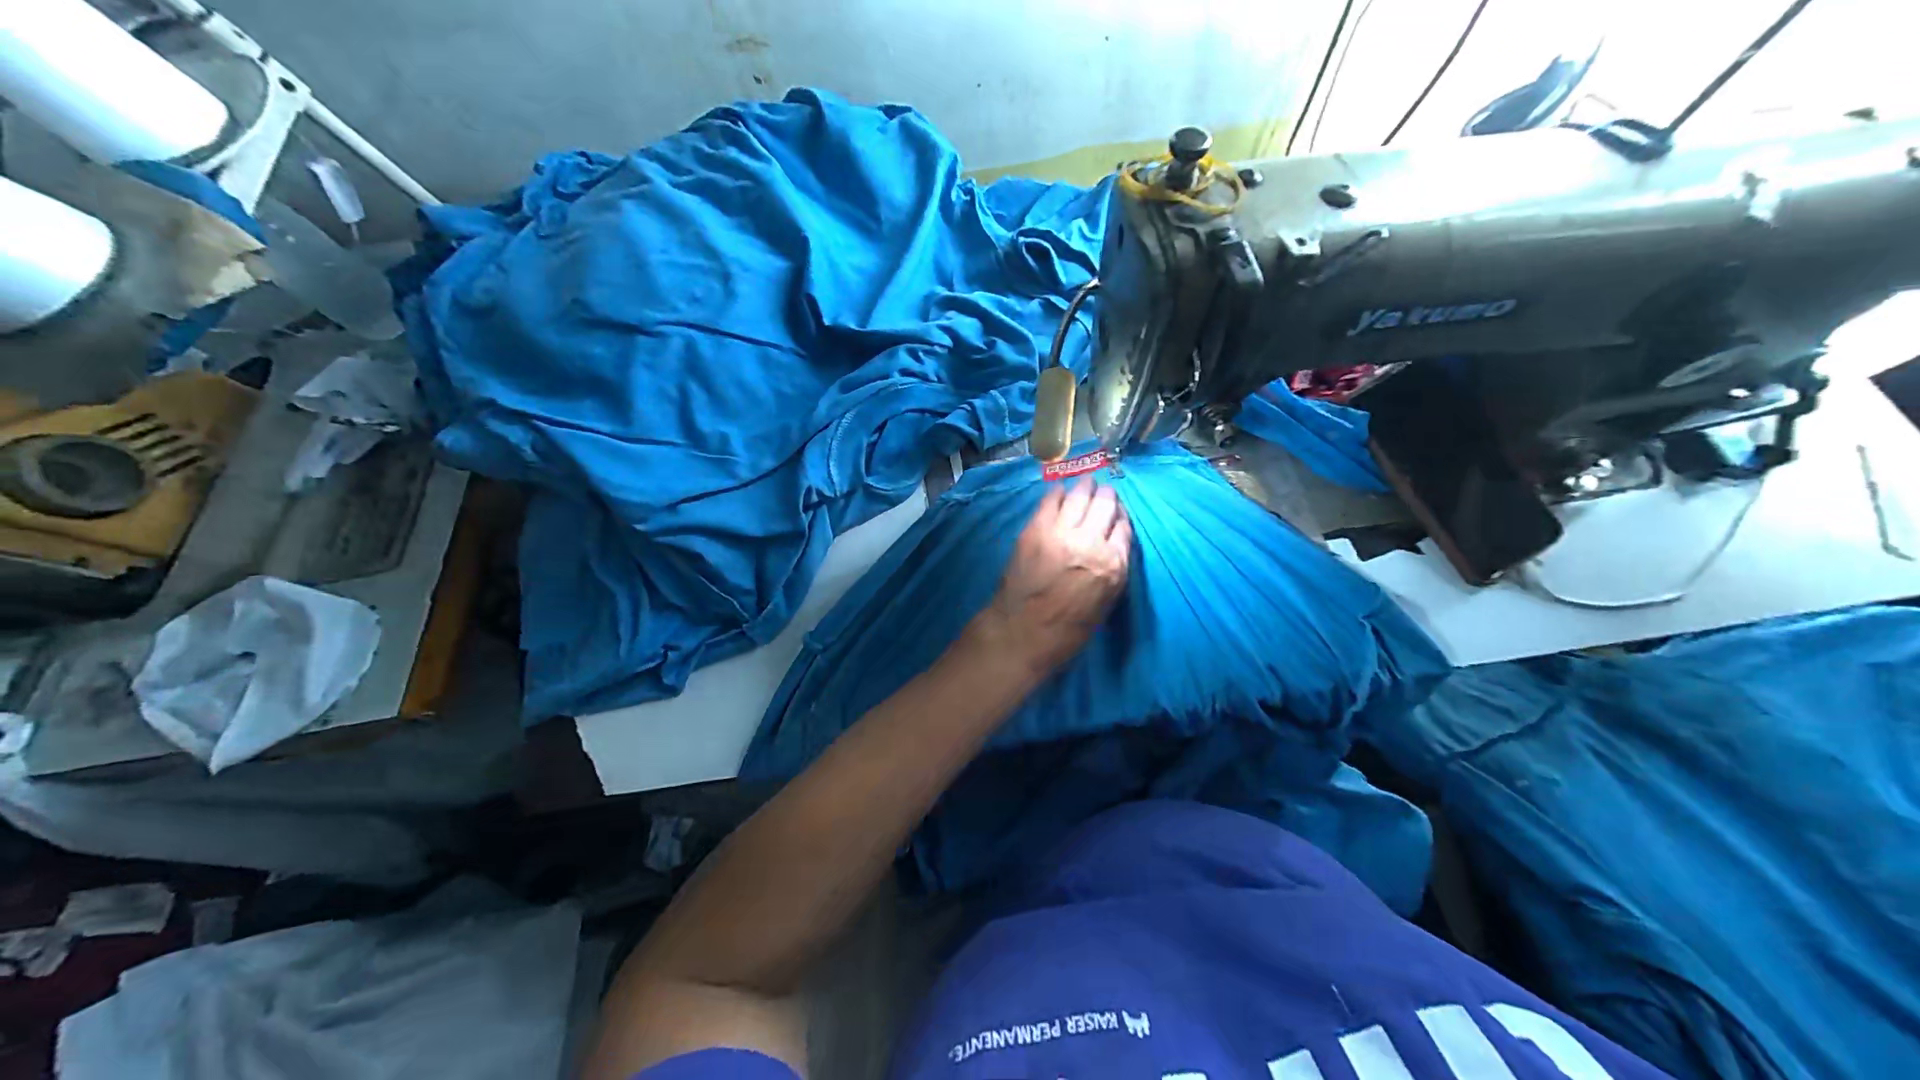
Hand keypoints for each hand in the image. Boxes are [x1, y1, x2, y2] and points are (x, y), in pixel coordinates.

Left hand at [967, 478, 1131, 679]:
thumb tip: (1110, 548)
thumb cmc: (1066, 631)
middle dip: (1105, 496)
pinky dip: (1058, 493)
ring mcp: (1062, 532)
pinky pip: (1051, 500)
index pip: (1123, 528)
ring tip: (1085, 483)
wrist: (1021, 633)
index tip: (1115, 515)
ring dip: (1085, 487)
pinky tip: (1059, 493)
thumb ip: (1111, 571)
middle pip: (1105, 505)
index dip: (1119, 519)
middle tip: (1101, 492)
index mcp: (1113, 566)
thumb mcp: (1104, 604)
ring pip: (1080, 496)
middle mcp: (1092, 542)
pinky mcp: (1036, 528)